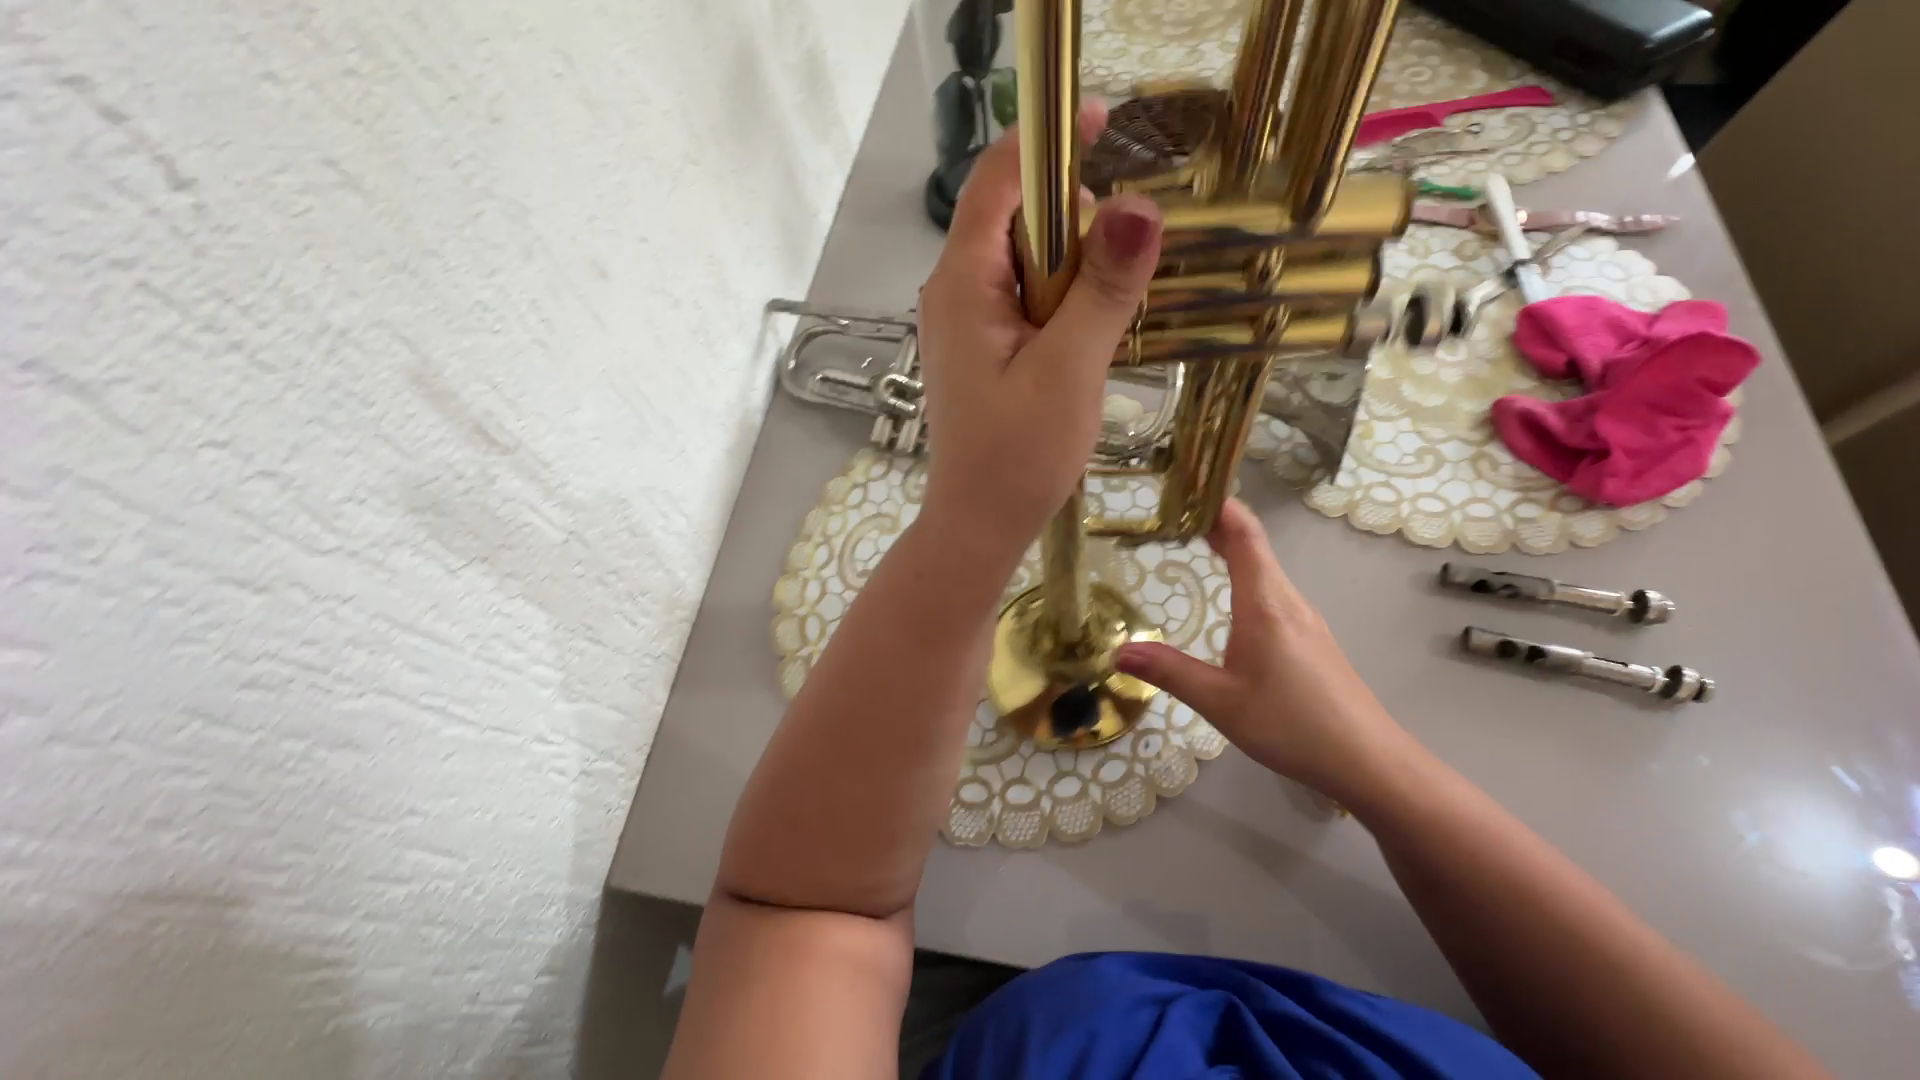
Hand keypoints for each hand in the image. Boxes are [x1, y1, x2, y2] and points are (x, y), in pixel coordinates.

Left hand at [915, 108, 1163, 555]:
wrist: (979, 525)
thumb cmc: (1015, 458)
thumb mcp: (1068, 371)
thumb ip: (1102, 290)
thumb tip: (1139, 205)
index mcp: (962, 282)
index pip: (999, 179)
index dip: (1050, 140)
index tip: (1107, 118)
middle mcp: (955, 288)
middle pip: (1017, 213)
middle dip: (1075, 215)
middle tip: (1126, 254)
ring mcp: (967, 317)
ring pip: (1028, 257)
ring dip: (1076, 262)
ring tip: (1112, 304)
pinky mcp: (984, 344)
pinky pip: (1028, 294)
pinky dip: (1065, 295)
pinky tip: (1092, 329)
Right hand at [1114, 500, 1413, 803]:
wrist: (1368, 761)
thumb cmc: (1293, 724)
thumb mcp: (1221, 702)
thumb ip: (1170, 672)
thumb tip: (1120, 651)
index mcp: (1265, 604)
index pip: (1243, 534)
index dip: (1217, 504)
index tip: (1184, 486)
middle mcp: (1288, 601)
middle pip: (1253, 545)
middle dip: (1215, 522)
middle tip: (1172, 513)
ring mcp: (1305, 620)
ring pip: (1264, 570)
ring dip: (1231, 549)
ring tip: (1194, 543)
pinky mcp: (1311, 641)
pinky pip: (1272, 592)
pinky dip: (1244, 576)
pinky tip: (1229, 598)